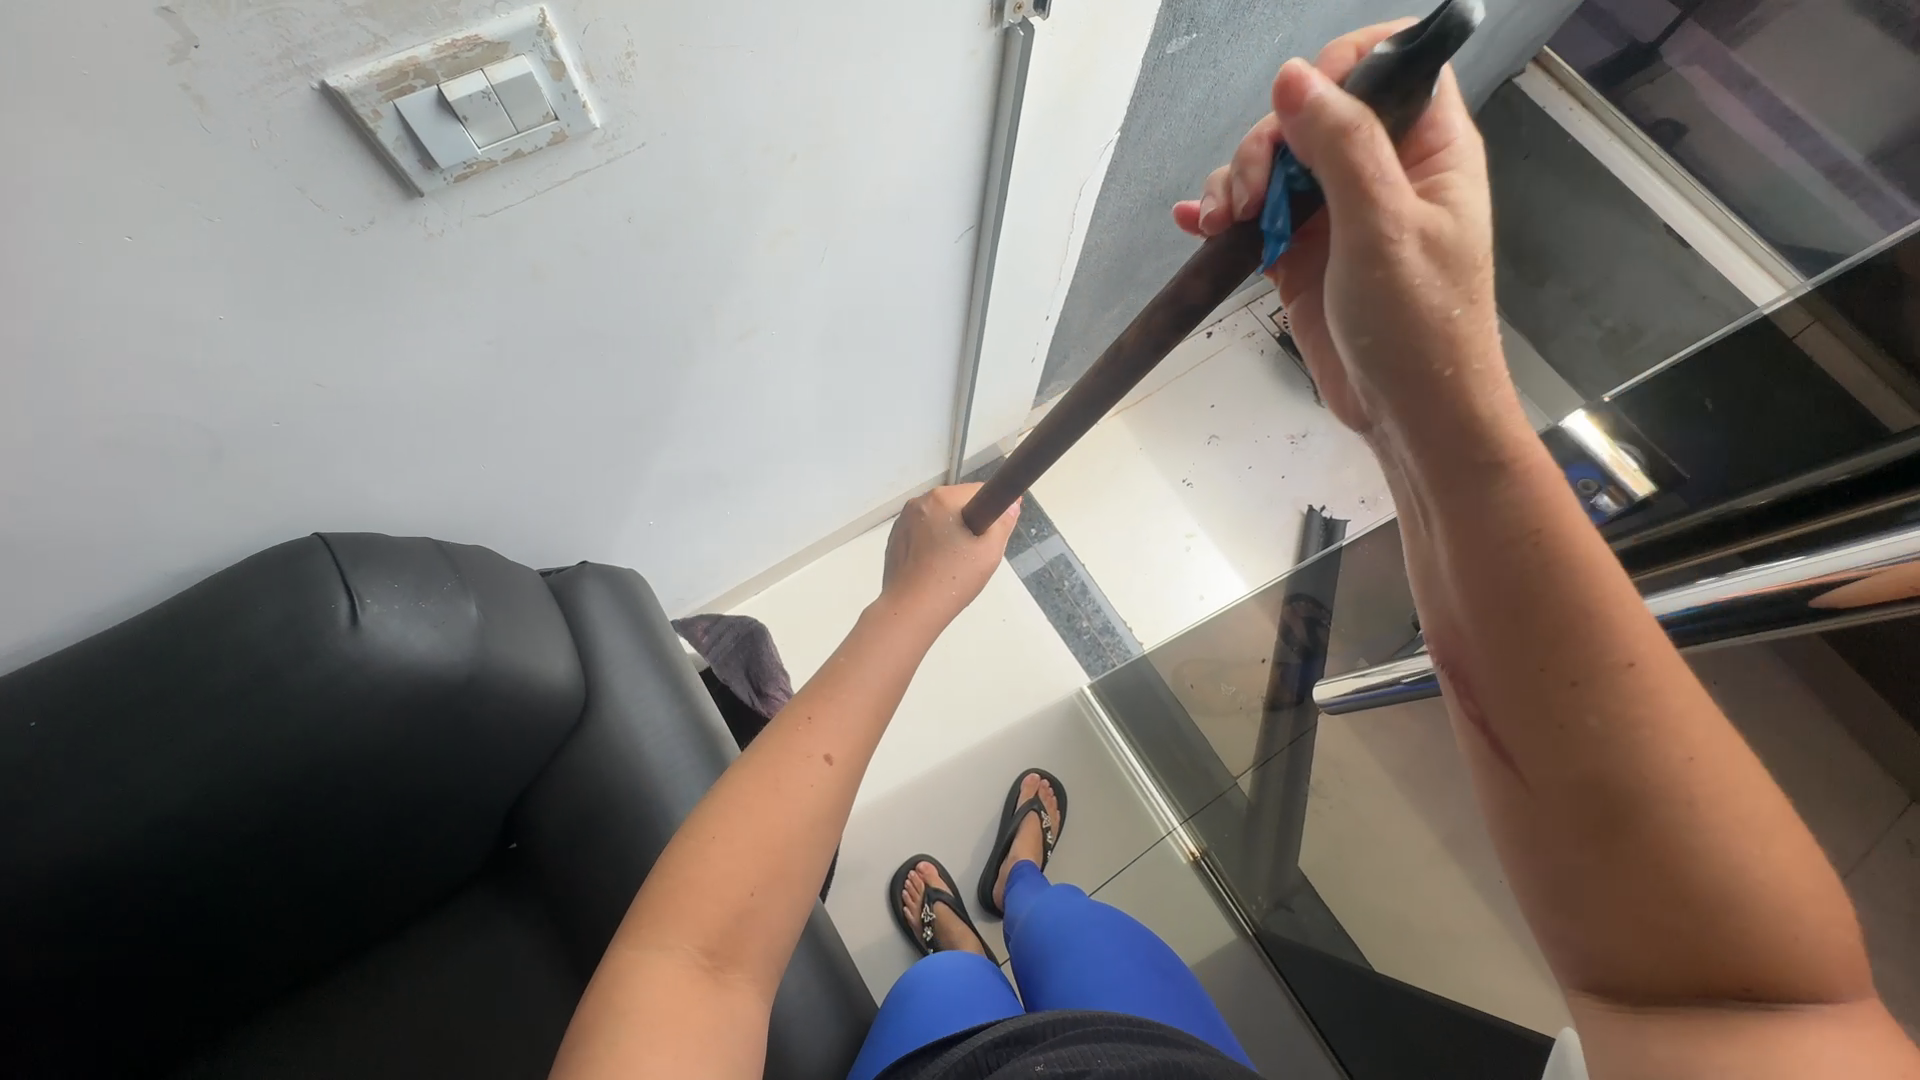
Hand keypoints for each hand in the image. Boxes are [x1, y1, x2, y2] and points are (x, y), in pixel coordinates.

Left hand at [879, 485, 1019, 626]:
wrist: (911, 610)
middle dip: (969, 523)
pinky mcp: (894, 539)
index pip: (978, 491)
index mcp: (941, 499)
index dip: (992, 510)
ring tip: (954, 564)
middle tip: (975, 554)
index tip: (995, 532)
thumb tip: (1011, 504)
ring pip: (938, 519)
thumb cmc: (953, 579)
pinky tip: (935, 568)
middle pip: (955, 504)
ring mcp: (902, 521)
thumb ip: (1003, 524)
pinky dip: (931, 544)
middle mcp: (918, 503)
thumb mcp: (989, 552)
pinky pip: (921, 533)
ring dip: (949, 533)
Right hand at [1171, 23, 1519, 453]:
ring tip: (1222, 225)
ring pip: (1275, 168)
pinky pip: (1256, 220)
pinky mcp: (1301, 256)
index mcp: (1425, 148)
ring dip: (1236, 184)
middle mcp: (1379, 172)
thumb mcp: (1382, 227)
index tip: (1297, 116)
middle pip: (1310, 118)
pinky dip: (1222, 218)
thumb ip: (1342, 147)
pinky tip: (1197, 224)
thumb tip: (1293, 78)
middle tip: (1249, 199)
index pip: (1386, 66)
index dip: (1337, 73)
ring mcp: (1335, 215)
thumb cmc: (1418, 325)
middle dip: (1267, 147)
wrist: (1404, 409)